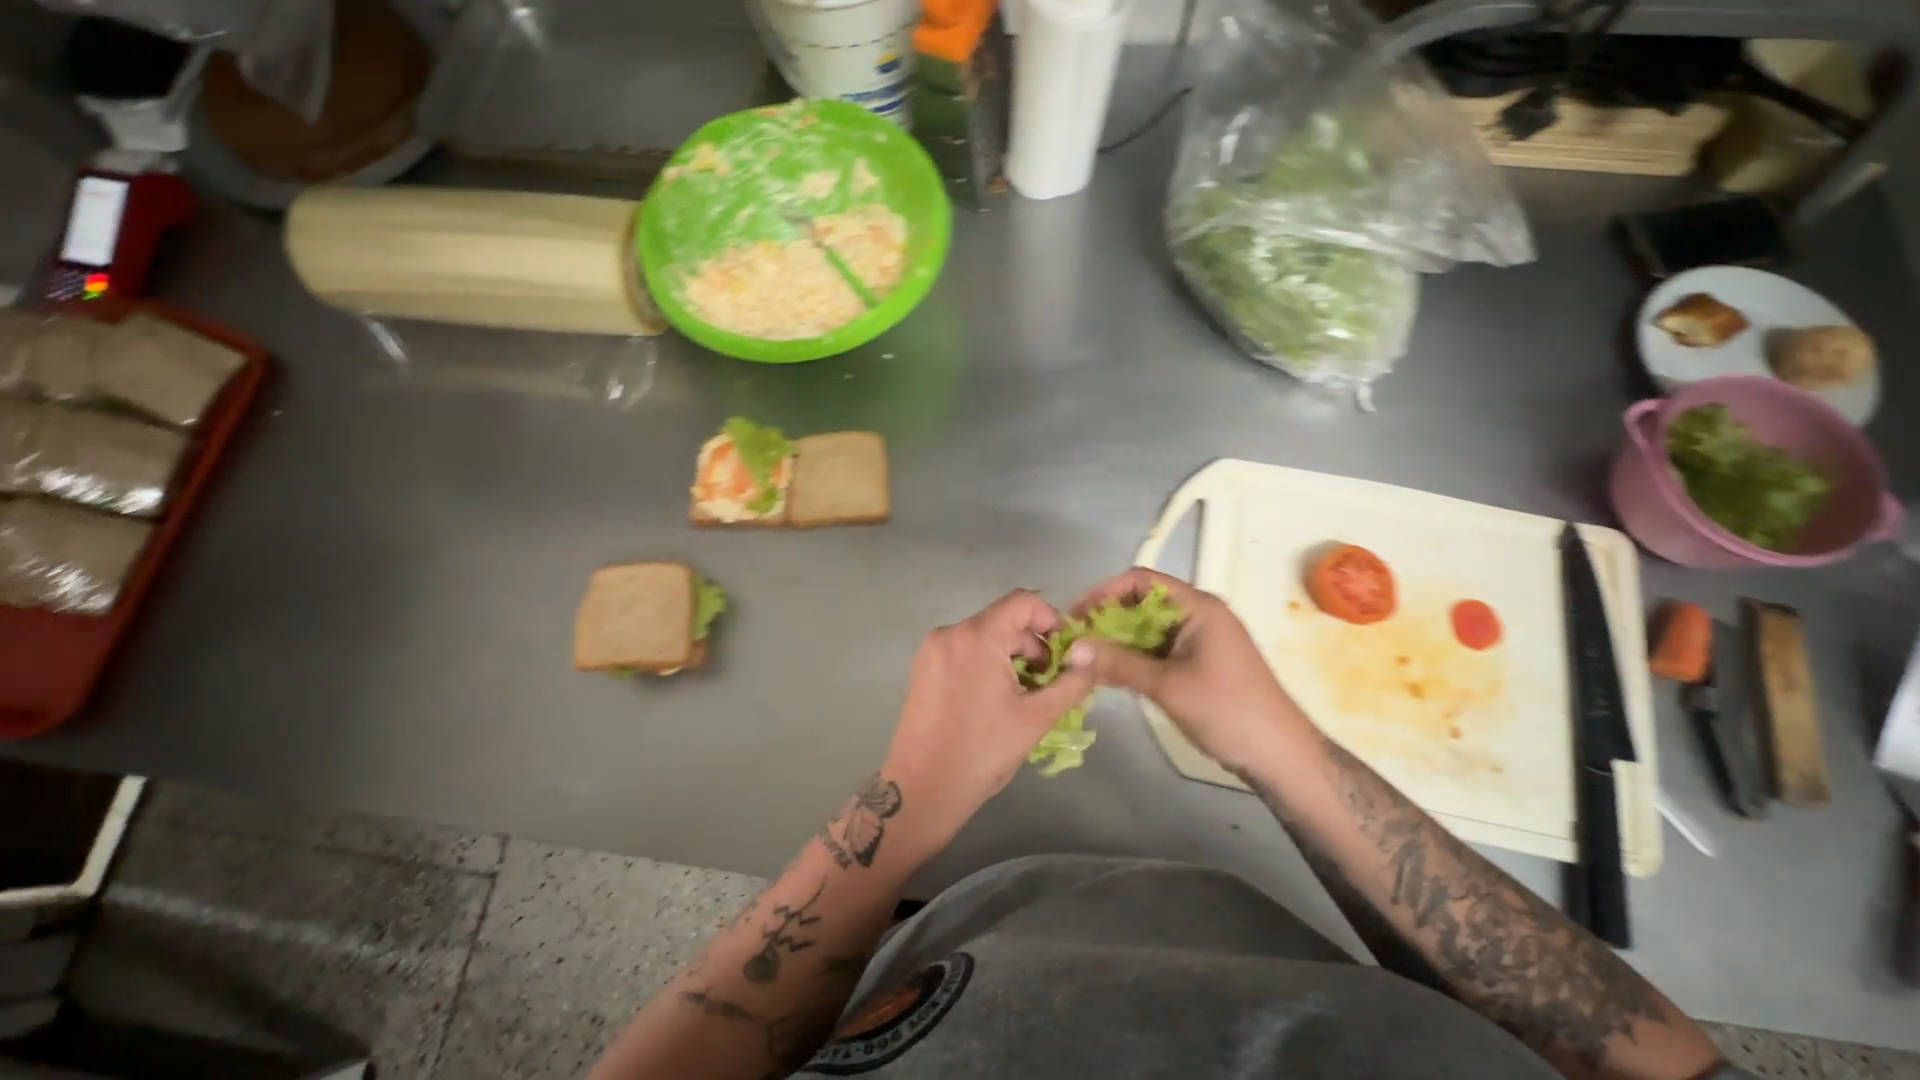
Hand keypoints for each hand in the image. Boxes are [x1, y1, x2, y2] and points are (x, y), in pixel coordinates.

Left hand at [882, 590, 1096, 839]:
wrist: (924, 789)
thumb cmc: (983, 751)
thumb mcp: (1037, 717)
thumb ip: (1071, 683)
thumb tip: (1091, 662)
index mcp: (977, 637)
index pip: (1022, 601)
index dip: (1051, 618)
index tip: (1066, 650)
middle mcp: (950, 633)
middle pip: (1003, 619)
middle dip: (1032, 644)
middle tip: (1051, 681)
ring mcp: (932, 651)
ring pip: (984, 637)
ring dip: (1011, 657)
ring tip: (1027, 695)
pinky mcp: (923, 670)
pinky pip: (964, 652)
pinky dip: (987, 664)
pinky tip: (998, 699)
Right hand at [1067, 568, 1308, 771]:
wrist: (1279, 754)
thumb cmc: (1228, 711)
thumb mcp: (1167, 686)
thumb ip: (1118, 664)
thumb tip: (1071, 649)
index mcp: (1198, 607)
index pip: (1141, 581)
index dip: (1104, 593)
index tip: (1074, 617)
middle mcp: (1200, 615)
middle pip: (1142, 603)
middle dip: (1106, 619)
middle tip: (1073, 643)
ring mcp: (1201, 640)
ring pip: (1148, 629)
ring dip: (1118, 640)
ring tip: (1085, 660)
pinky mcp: (1200, 663)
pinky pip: (1158, 649)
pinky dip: (1133, 657)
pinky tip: (1111, 675)